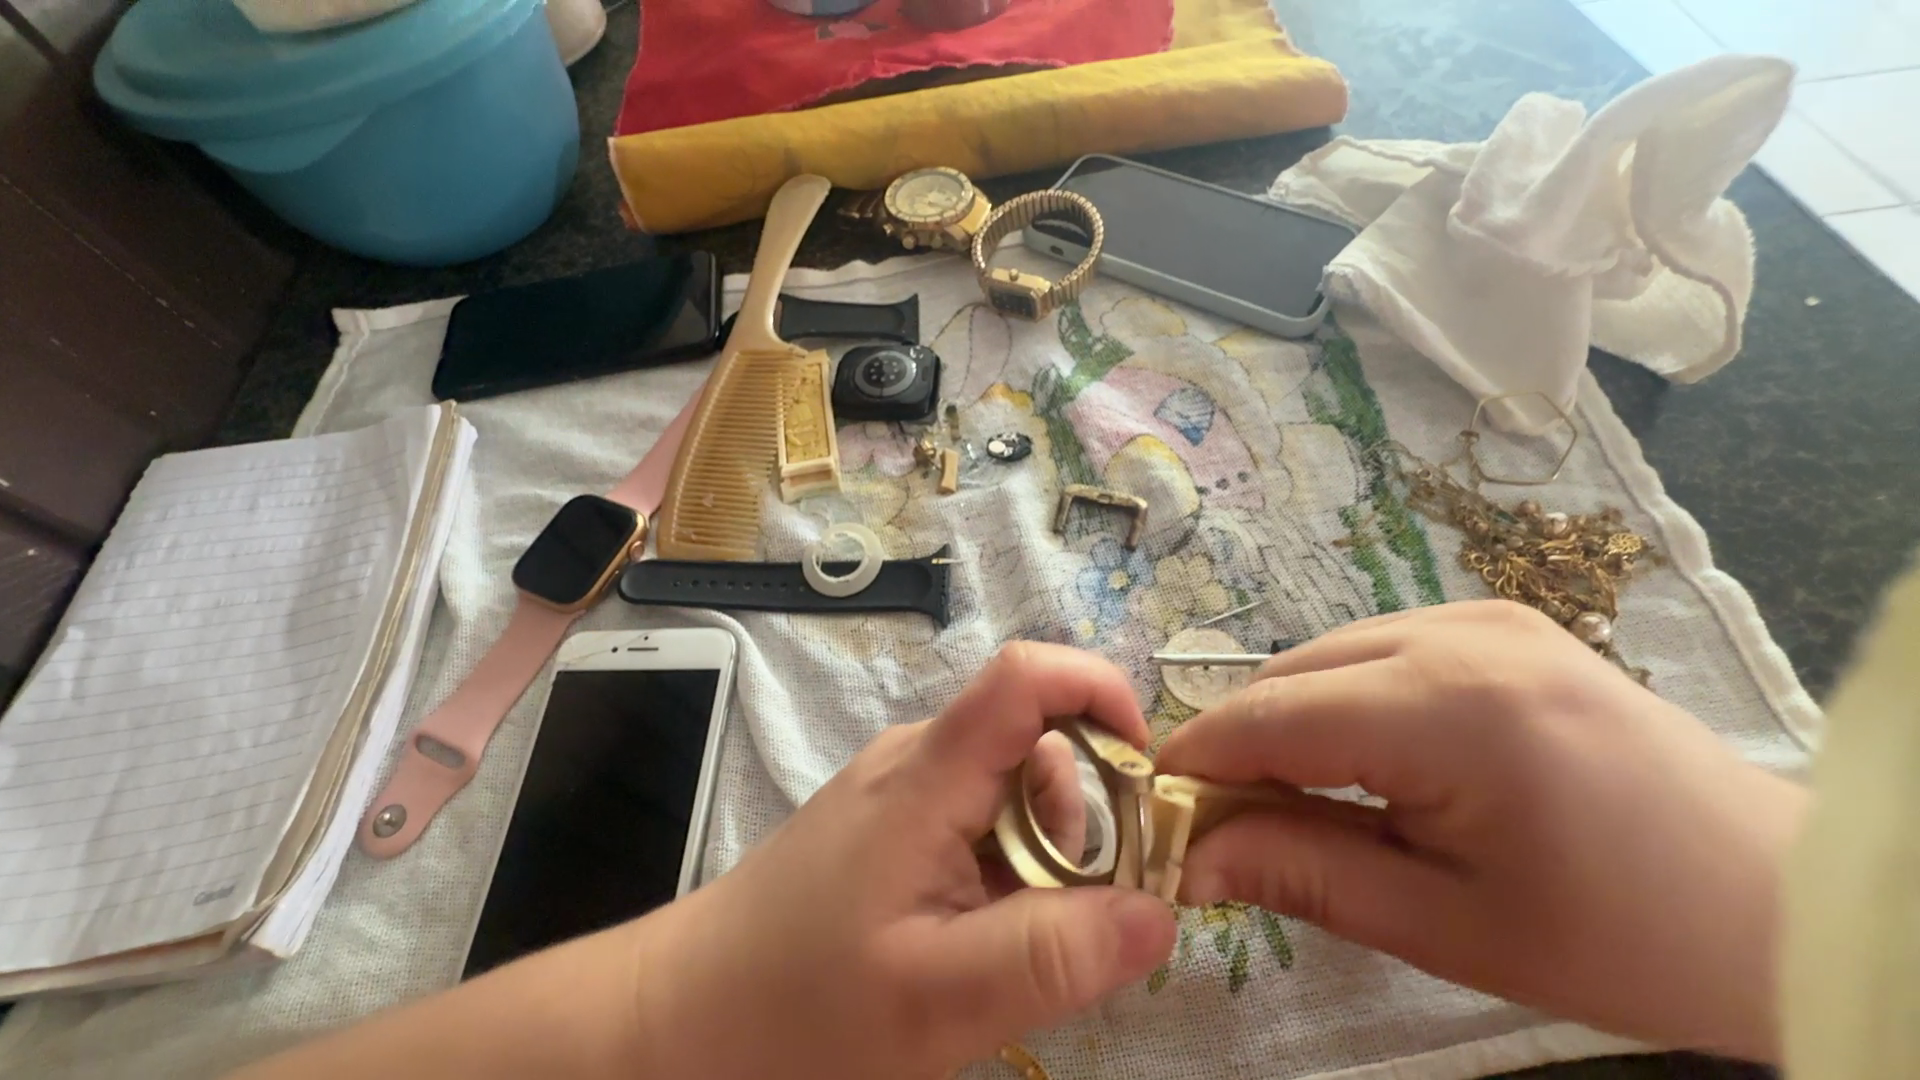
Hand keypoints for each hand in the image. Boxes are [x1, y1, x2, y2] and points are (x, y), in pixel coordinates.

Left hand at [634, 643, 1176, 1079]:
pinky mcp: (891, 824)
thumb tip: (1160, 913)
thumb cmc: (796, 1004)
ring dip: (1045, 855)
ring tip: (1012, 938)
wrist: (681, 1015)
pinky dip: (1006, 869)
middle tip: (1076, 914)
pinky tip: (976, 934)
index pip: (1028, 675)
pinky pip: (978, 820)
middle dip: (1085, 817)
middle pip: (1036, 740)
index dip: (1101, 694)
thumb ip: (1052, 956)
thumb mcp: (936, 1000)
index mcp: (929, 774)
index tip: (1145, 779)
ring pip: (1011, 788)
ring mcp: (901, 791)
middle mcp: (918, 760)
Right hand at [1156, 600, 1807, 1062]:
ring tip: (1292, 798)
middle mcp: (1457, 632)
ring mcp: (1482, 614)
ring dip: (1286, 721)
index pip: (1270, 717)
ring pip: (1323, 656)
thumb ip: (1303, 874)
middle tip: (1223, 824)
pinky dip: (1337, 699)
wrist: (1790, 902)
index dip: (1196, 760)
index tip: (1152, 809)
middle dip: (1238, 745)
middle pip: (1287, 676)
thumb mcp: (1448, 925)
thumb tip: (1188, 862)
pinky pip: (1372, 649)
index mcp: (1451, 706)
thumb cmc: (1622, 937)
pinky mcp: (1499, 620)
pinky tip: (1359, 757)